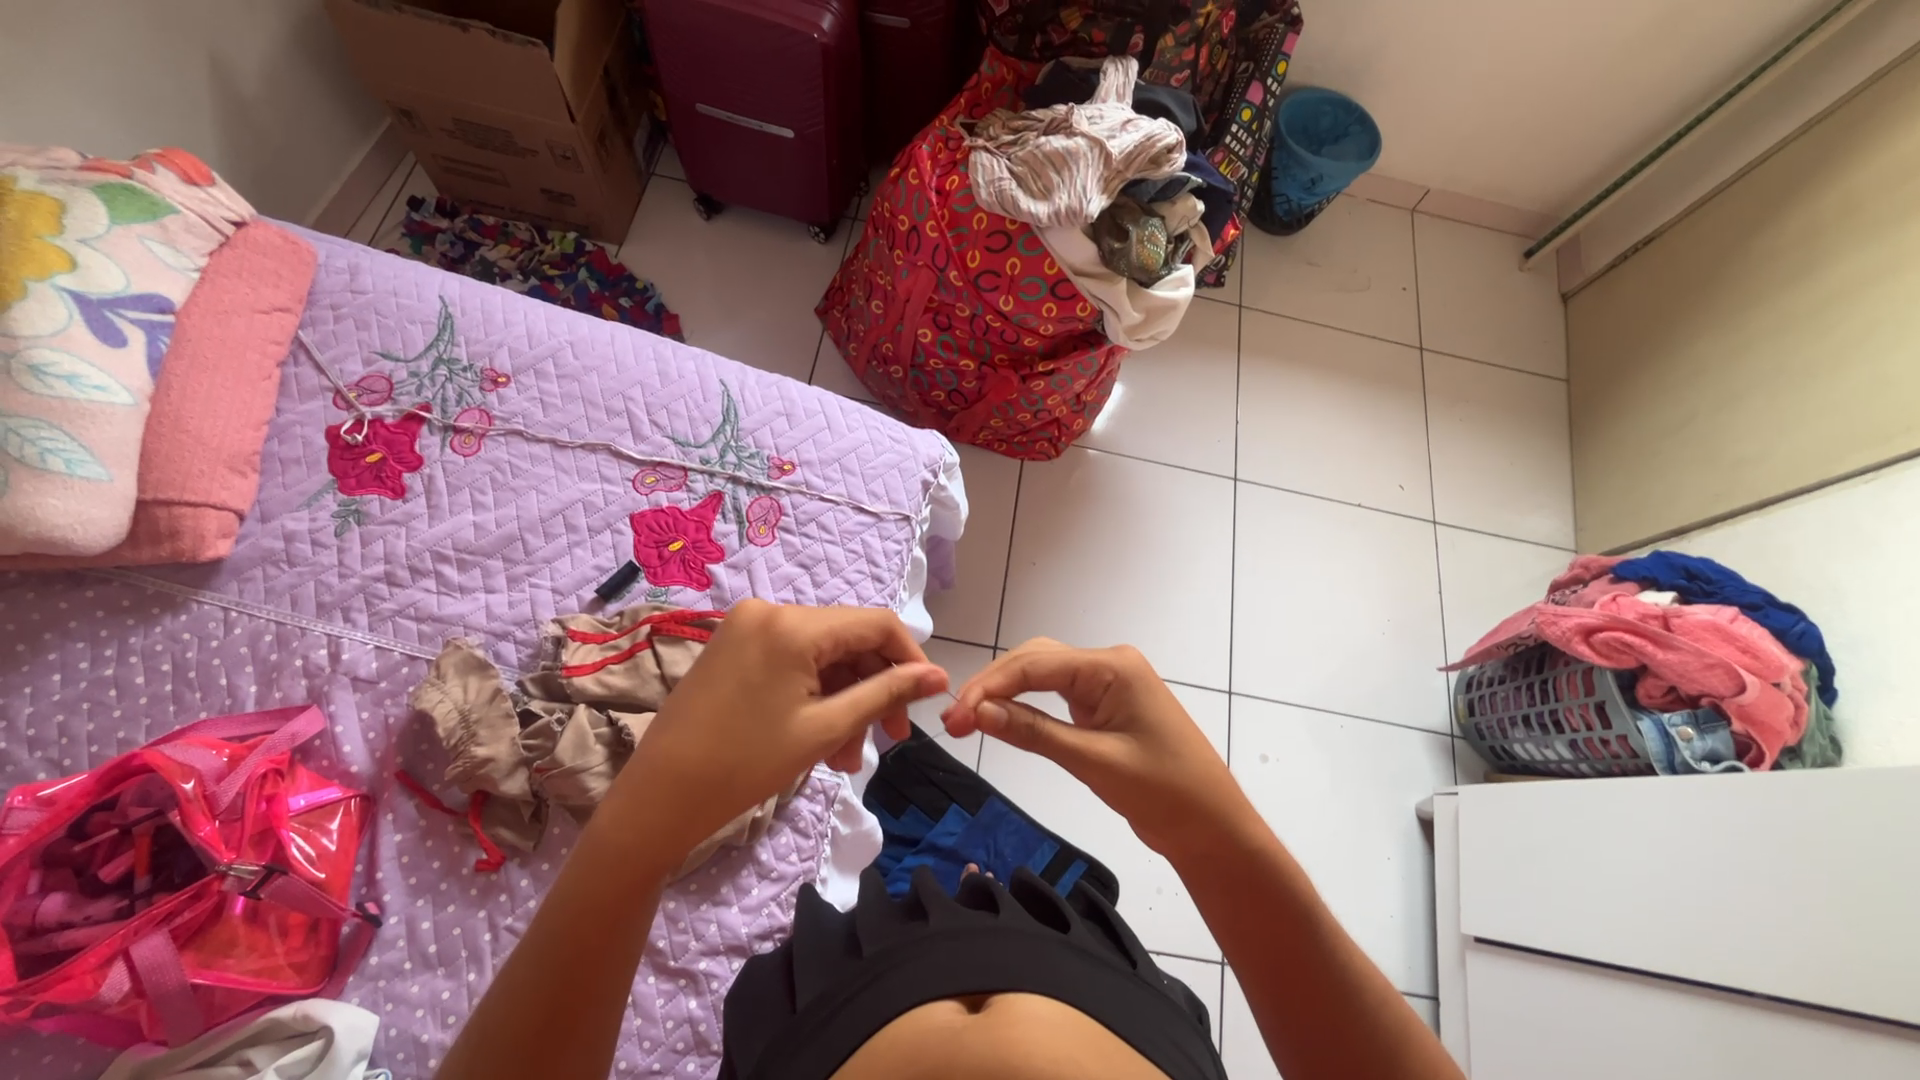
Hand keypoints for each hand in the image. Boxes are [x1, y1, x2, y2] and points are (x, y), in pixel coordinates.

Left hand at [612, 600, 947, 863]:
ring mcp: (747, 628)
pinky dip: (814, 696)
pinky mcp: (733, 647)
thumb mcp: (826, 727)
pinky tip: (822, 742)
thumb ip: (886, 693)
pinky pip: (792, 663)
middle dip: (874, 690)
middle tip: (890, 740)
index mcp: (793, 624)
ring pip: (822, 657)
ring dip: (845, 701)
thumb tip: (938, 676)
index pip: (876, 623)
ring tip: (848, 759)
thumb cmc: (747, 764)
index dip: (910, 658)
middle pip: (848, 641)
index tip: (926, 699)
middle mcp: (770, 611)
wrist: (659, 798)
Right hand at [942, 638, 1254, 858]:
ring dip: (1006, 694)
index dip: (989, 687)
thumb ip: (1033, 732)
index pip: (1035, 665)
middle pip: (1035, 661)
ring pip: (1043, 675)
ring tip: (968, 720)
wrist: (1212, 826)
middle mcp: (1108, 664)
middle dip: (993, 687)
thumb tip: (977, 712)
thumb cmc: (1163, 791)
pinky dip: (1027, 706)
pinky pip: (1057, 695)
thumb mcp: (1093, 761)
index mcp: (1112, 666)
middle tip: (953, 722)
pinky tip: (1003, 719)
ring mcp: (1108, 684)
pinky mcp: (1105, 706)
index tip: (952, 715)